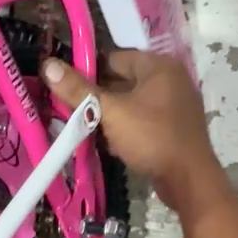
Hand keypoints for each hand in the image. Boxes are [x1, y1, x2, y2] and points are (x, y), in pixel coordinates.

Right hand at [42, 51, 230, 219]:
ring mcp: (176, 107)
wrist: (190, 180)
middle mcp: (171, 81)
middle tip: (69, 107)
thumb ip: (79, 90)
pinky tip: (107, 142)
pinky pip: (144, 122)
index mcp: (159, 66)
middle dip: (98, 95)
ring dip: (110, 114)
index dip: (88, 69)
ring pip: (133, 104)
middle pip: (124, 81)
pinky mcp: (175, 131)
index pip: (115, 57)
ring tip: (83, 125)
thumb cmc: (151, 137)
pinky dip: (126, 129)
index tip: (65, 84)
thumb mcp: (111, 112)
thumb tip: (48, 65)